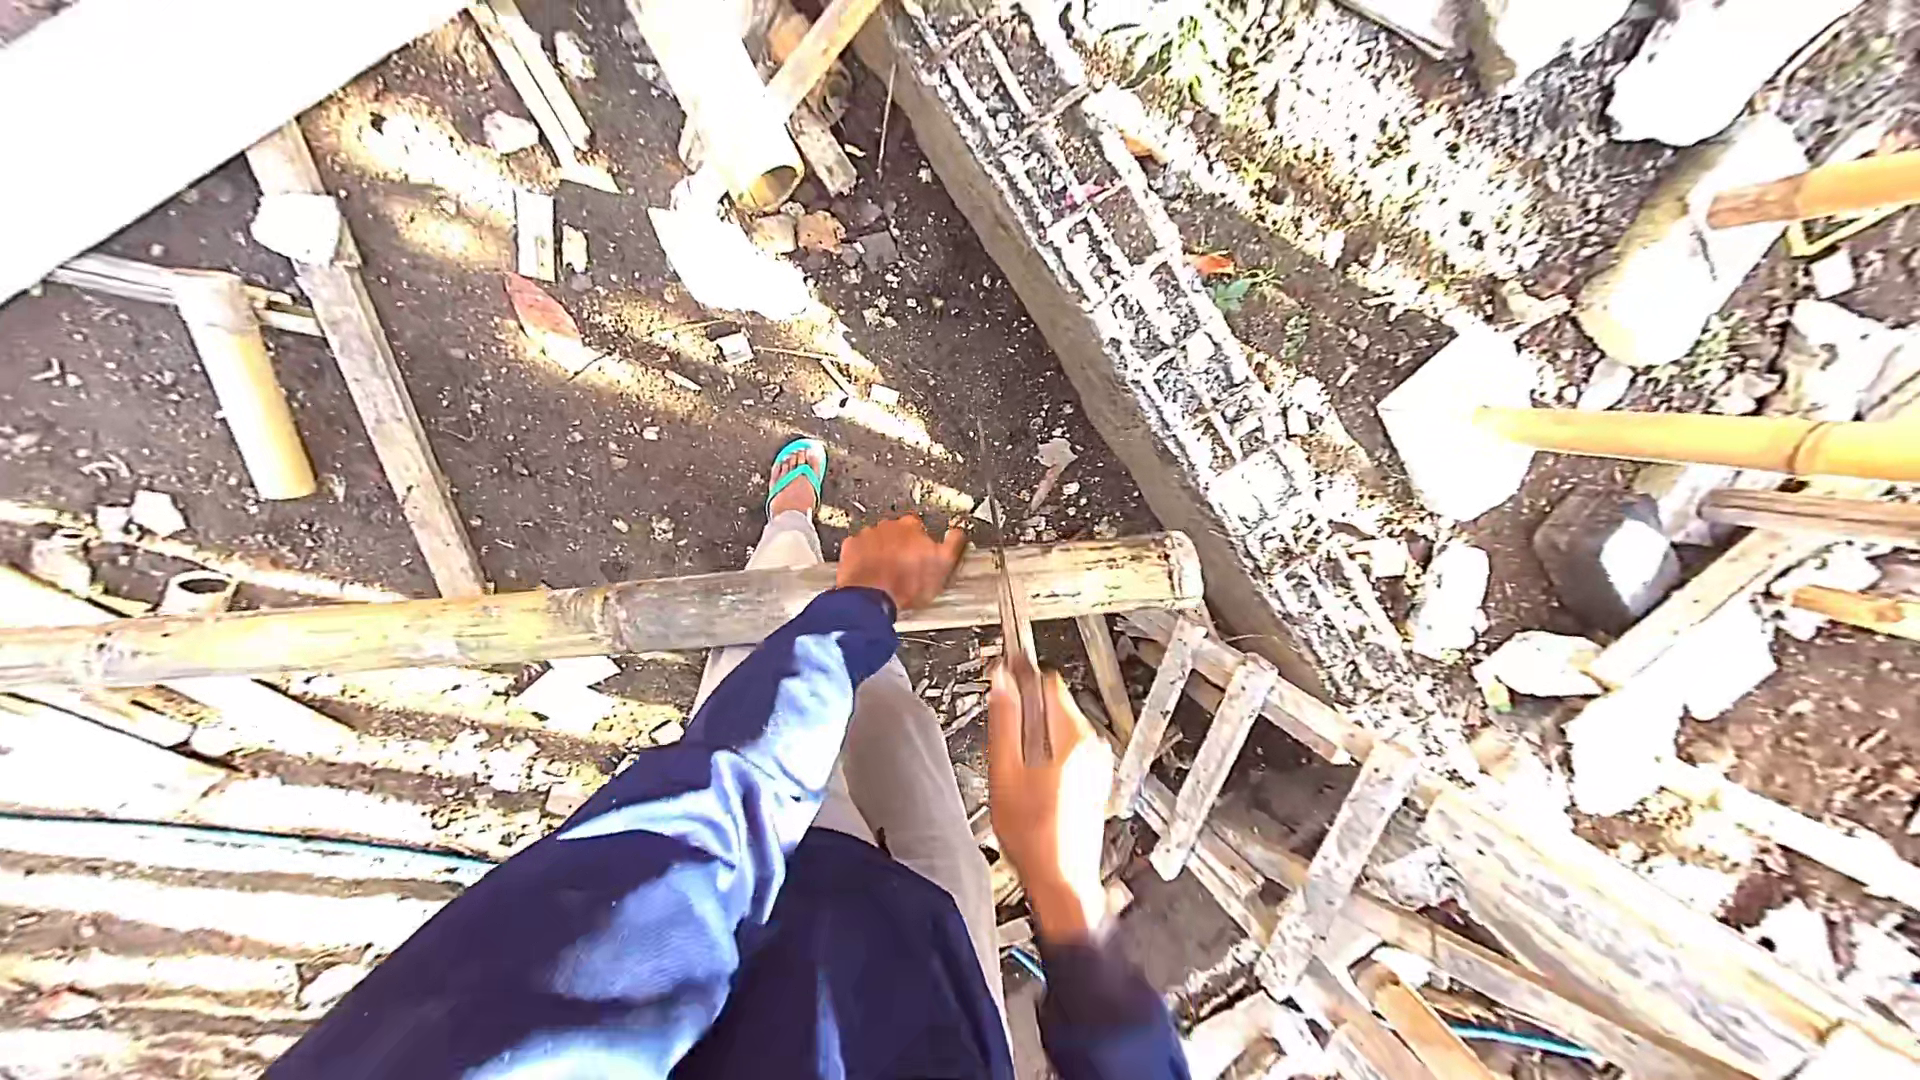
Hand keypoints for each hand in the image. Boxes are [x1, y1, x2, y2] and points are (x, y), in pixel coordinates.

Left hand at [836, 515, 968, 612]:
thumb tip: (958, 533)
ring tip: (886, 574)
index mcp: (912, 527)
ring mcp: (866, 536)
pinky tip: (869, 574)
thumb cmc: (906, 584)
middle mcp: (888, 527)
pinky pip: (858, 550)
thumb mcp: (943, 566)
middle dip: (899, 546)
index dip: (921, 543)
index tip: (921, 555)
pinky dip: (862, 559)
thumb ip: (953, 545)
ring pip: (876, 540)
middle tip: (903, 567)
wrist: (871, 597)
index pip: (919, 527)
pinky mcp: (850, 549)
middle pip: (896, 533)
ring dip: (881, 552)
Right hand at [987, 666, 1112, 945]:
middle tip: (1002, 734)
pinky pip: (1067, 745)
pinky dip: (1046, 749)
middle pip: (1053, 702)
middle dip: (1025, 710)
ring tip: (1015, 765)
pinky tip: (1031, 779)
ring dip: (1034, 732)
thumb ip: (1003, 722)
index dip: (1020, 676)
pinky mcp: (1094, 775)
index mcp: (1072, 738)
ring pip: (1058, 723)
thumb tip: (1001, 683)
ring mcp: (1096, 761)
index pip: (1047, 681)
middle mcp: (1091, 745)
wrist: (1062, 882)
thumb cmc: (1034, 837)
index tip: (1001, 678)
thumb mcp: (1004, 773)